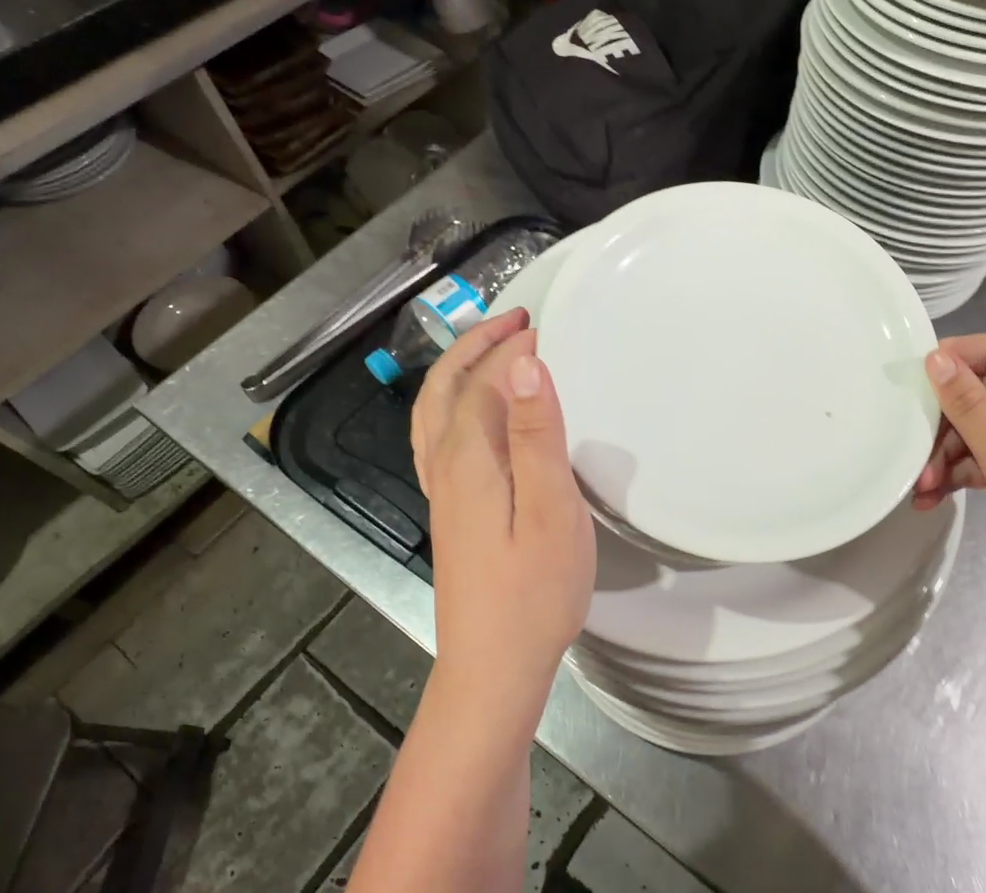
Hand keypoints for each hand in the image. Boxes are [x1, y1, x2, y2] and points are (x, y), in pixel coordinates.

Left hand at [411, 309, 594, 702]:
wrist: (492, 667)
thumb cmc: (533, 592)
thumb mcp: (550, 512)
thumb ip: (537, 437)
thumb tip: (524, 364)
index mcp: (469, 460)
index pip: (485, 383)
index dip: (511, 348)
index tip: (546, 324)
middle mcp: (445, 467)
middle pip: (446, 389)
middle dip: (476, 346)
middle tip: (516, 319)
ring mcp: (442, 492)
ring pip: (435, 412)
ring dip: (460, 370)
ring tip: (492, 350)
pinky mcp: (449, 513)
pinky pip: (437, 438)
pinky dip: (452, 404)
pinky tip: (473, 415)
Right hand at [914, 333, 985, 610]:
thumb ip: (969, 406)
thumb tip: (934, 358)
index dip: (956, 357)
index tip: (910, 377)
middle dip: (946, 422)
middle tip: (910, 447)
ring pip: (984, 430)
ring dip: (949, 455)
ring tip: (921, 487)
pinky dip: (965, 474)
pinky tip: (933, 498)